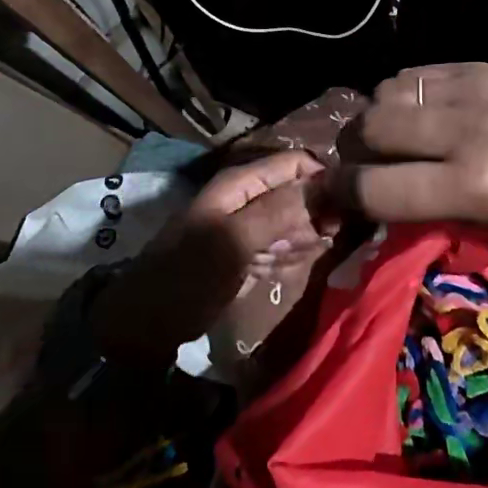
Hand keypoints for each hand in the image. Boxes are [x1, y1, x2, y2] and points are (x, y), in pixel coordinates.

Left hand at [90, 151, 331, 366]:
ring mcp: (248, 226)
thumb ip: (279, 211)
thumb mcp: (233, 242)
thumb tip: (328, 183)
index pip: (297, 163)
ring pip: (295, 223)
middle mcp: (247, 197)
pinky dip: (283, 262)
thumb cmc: (186, 278)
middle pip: (299, 192)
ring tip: (275, 264)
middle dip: (312, 219)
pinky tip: (266, 275)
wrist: (145, 325)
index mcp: (241, 183)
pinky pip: (282, 249)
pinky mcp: (248, 253)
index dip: (323, 181)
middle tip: (301, 250)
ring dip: (298, 245)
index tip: (341, 214)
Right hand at [336, 63, 487, 235]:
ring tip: (392, 133)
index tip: (334, 194)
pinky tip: (419, 108)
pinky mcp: (476, 64)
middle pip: (369, 128)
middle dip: (353, 148)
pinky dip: (402, 94)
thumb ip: (427, 207)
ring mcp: (471, 89)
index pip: (377, 187)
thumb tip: (371, 192)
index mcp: (474, 185)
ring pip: (384, 94)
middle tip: (362, 160)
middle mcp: (465, 132)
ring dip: (376, 117)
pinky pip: (412, 74)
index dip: (343, 192)